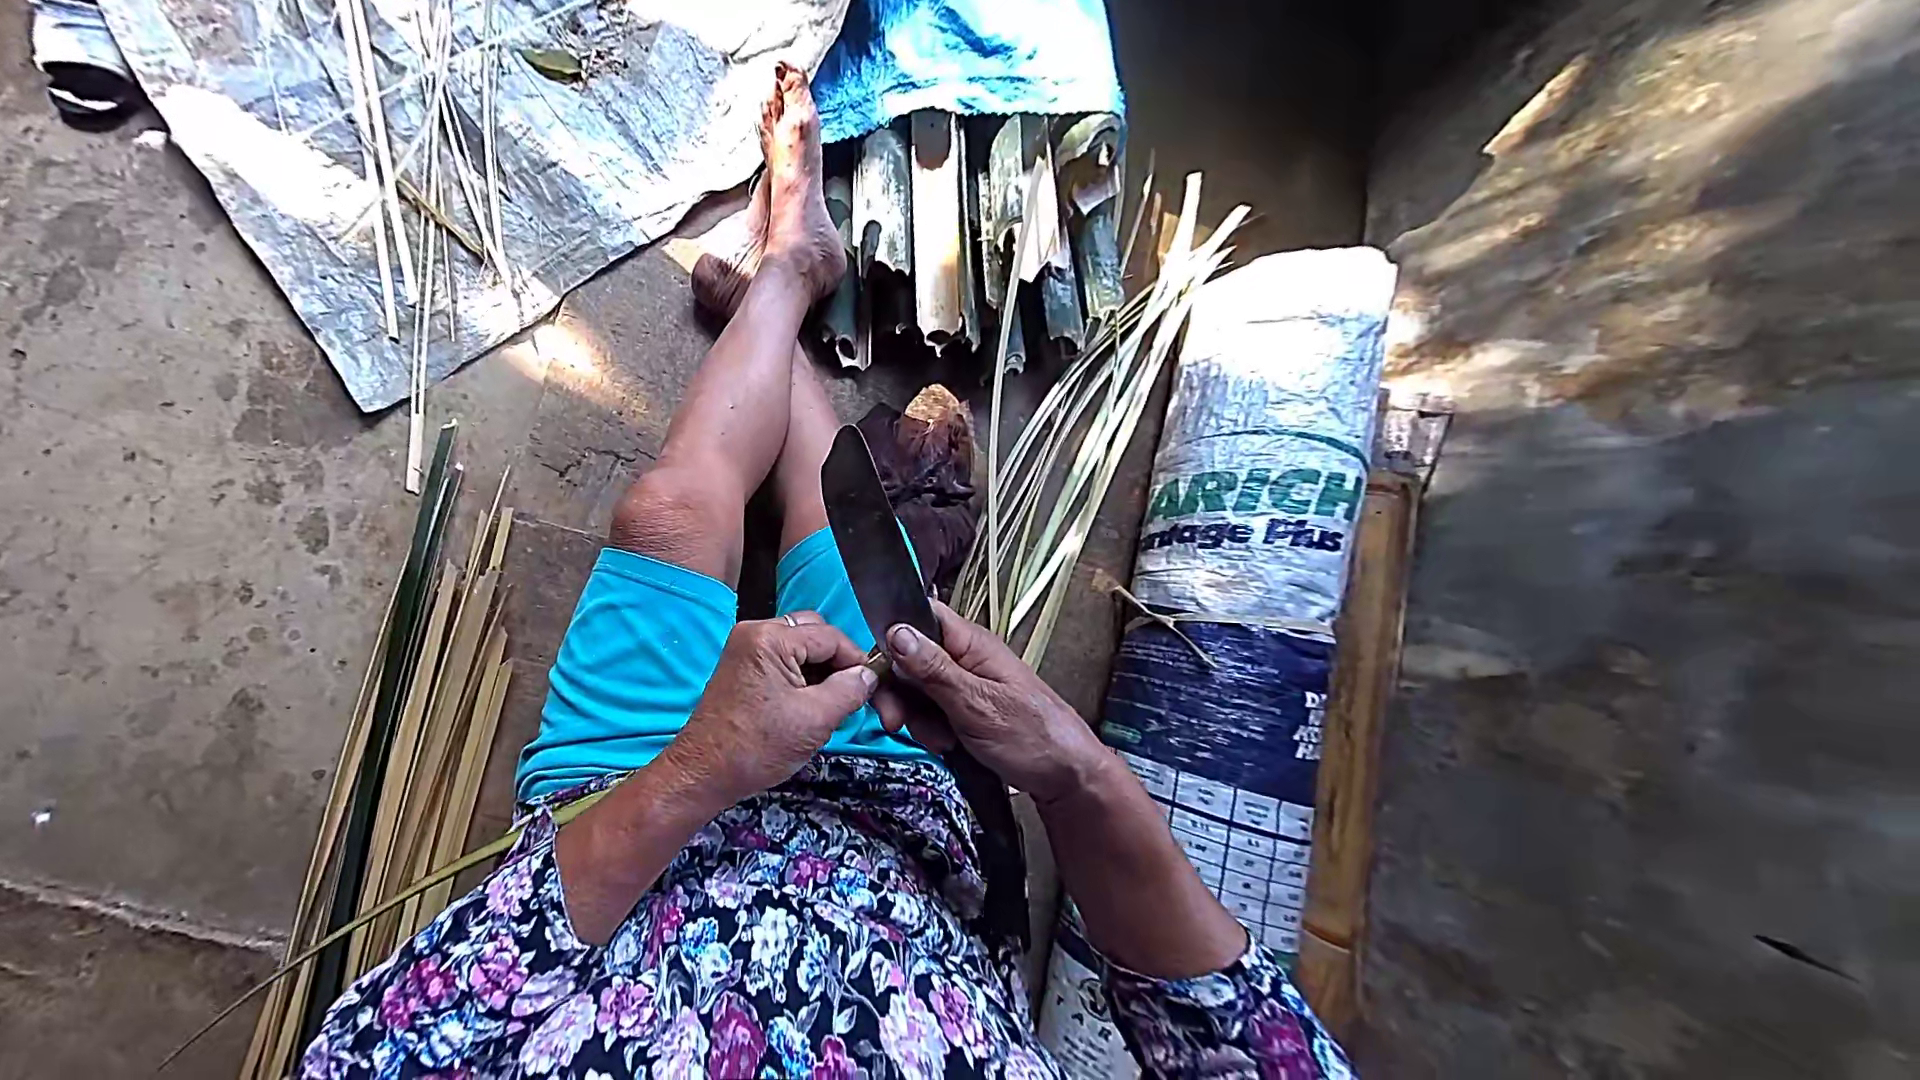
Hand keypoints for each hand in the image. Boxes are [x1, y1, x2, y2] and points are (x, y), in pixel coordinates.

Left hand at [662, 611, 876, 810]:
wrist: (701, 777)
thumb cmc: (757, 748)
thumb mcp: (817, 719)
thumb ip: (851, 689)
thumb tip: (869, 675)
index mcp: (770, 638)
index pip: (832, 637)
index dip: (857, 662)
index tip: (870, 689)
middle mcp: (755, 631)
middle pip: (816, 634)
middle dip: (837, 663)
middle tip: (847, 695)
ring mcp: (745, 647)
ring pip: (802, 646)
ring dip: (820, 670)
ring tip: (827, 703)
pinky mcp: (742, 665)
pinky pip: (784, 658)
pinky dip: (802, 676)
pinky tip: (807, 703)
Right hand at [874, 600, 1111, 803]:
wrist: (1067, 780)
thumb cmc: (1032, 737)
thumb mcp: (976, 705)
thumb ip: (934, 670)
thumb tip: (896, 631)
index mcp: (972, 643)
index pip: (921, 617)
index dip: (894, 638)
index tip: (880, 673)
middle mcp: (966, 658)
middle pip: (911, 659)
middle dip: (901, 692)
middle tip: (897, 722)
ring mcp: (965, 685)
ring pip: (918, 690)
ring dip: (918, 718)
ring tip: (941, 741)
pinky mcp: (966, 711)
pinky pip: (933, 713)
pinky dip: (932, 730)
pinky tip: (947, 747)